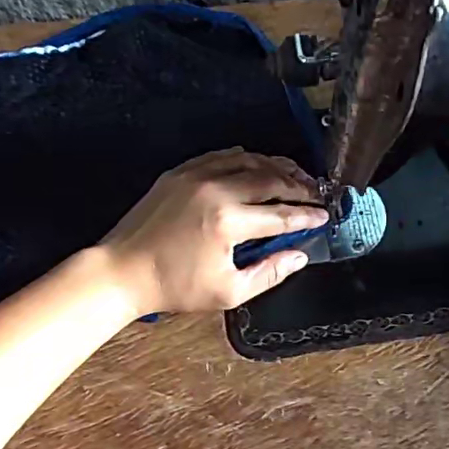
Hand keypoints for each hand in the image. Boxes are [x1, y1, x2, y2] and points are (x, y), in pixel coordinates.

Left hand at [96, 148, 326, 313]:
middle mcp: (215, 190)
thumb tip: (300, 256)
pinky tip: (255, 164)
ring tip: (294, 175)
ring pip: (247, 159)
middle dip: (298, 185)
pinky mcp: (179, 172)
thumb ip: (269, 273)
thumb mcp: (227, 292)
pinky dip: (244, 158)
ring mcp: (195, 176)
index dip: (308, 214)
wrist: (123, 271)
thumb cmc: (174, 287)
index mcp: (228, 222)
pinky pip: (220, 156)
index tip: (325, 215)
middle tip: (315, 192)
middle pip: (269, 178)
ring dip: (275, 166)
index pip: (281, 214)